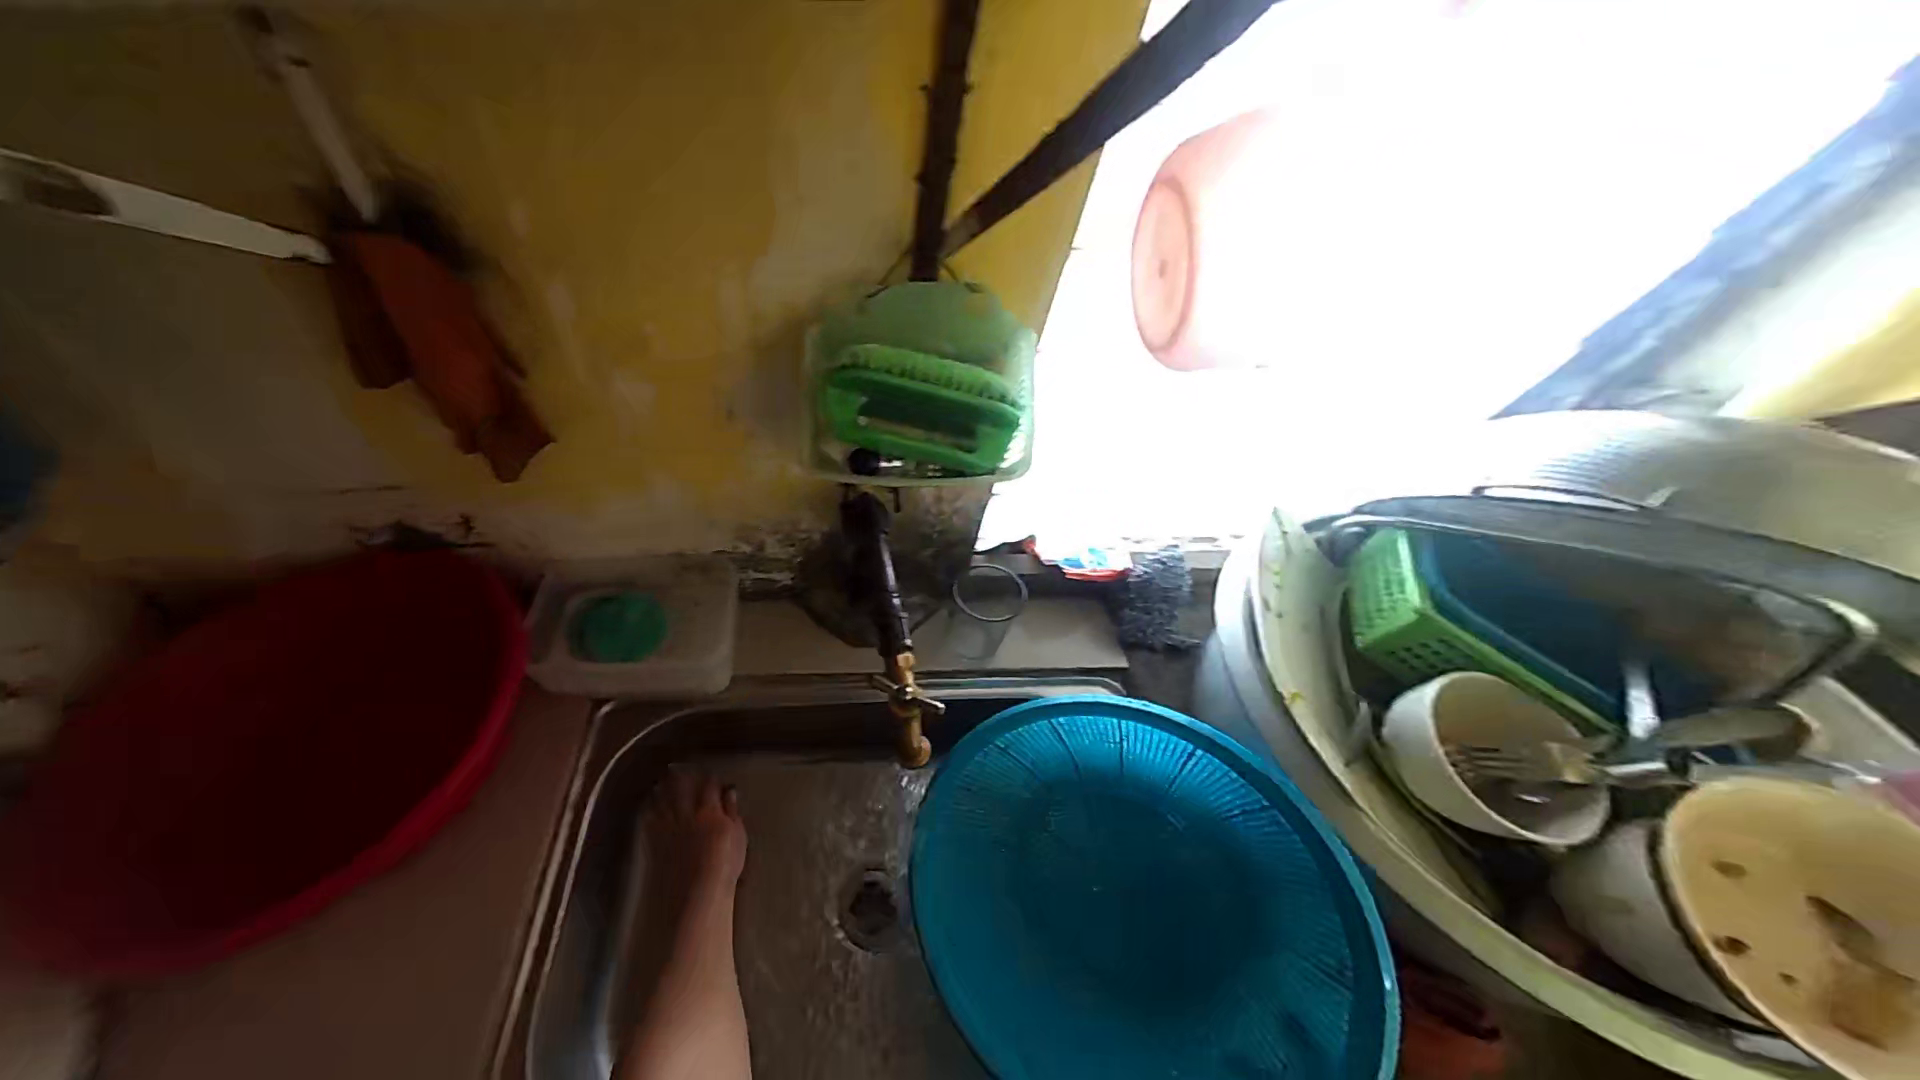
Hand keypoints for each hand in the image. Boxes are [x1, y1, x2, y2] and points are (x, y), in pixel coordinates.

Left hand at [645, 770, 747, 890]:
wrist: (696, 893)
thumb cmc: (725, 865)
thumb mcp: (738, 836)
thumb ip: (732, 812)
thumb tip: (730, 792)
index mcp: (710, 810)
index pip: (708, 785)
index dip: (709, 778)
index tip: (710, 776)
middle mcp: (686, 812)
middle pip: (681, 786)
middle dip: (679, 774)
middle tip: (676, 766)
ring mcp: (667, 826)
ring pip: (662, 798)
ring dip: (662, 787)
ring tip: (661, 780)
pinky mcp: (653, 840)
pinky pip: (648, 817)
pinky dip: (649, 807)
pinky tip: (650, 804)